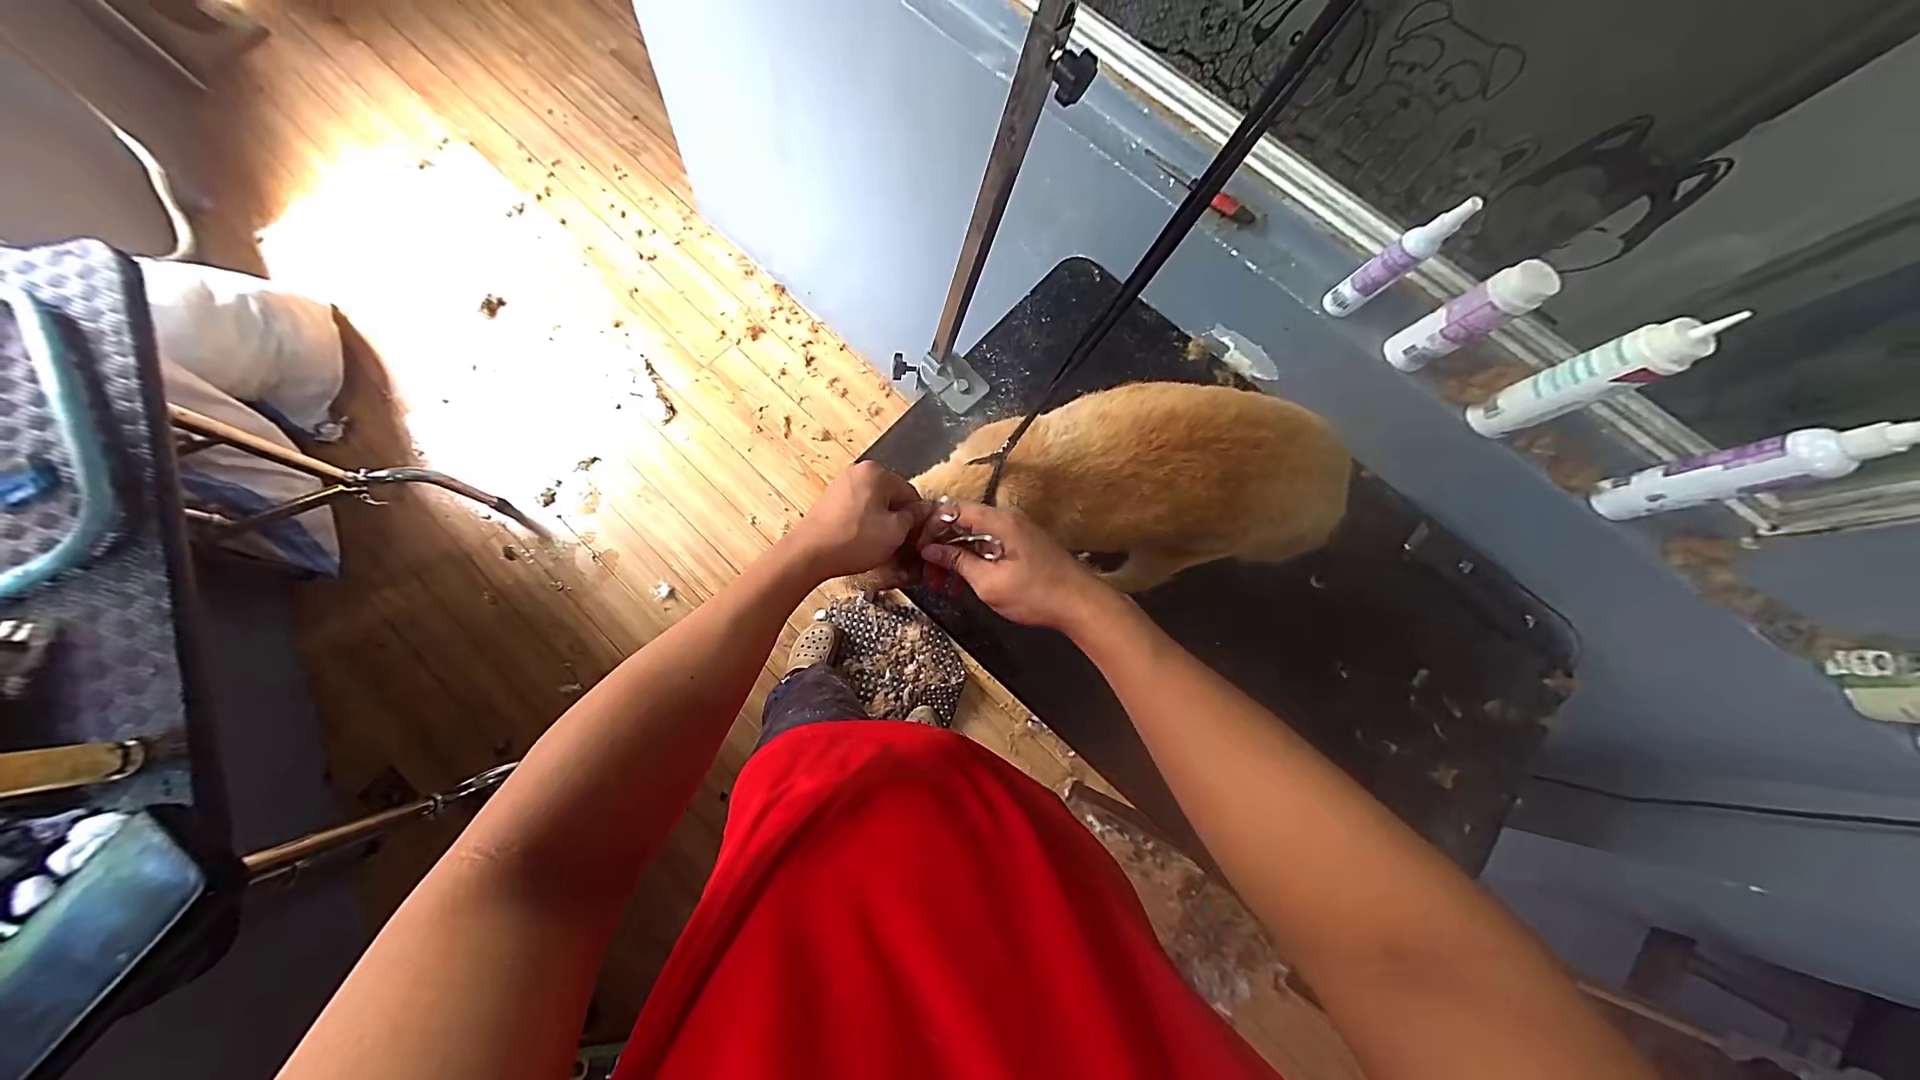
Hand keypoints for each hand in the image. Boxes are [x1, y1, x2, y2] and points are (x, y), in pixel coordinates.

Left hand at [783, 462, 929, 580]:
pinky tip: (860, 541)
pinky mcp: (830, 500)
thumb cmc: (852, 541)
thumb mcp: (895, 531)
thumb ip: (914, 517)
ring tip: (876, 545)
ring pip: (874, 504)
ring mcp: (841, 484)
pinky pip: (857, 509)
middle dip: (896, 519)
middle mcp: (858, 472)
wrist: (809, 554)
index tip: (915, 536)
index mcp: (877, 473)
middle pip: (891, 496)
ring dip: (879, 523)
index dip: (916, 518)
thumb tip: (923, 510)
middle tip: (896, 543)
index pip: (910, 494)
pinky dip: (862, 523)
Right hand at [918, 502, 1115, 630]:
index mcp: (1000, 522)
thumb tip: (932, 550)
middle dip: (941, 538)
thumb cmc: (1039, 594)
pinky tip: (964, 572)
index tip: (918, 543)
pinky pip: (990, 540)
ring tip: (940, 572)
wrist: (1081, 604)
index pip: (954, 508)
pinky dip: (973, 553)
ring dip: (956, 548)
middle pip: (964, 517)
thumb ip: (958, 563)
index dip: (931, 524)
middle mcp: (1009, 519)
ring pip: (976, 531)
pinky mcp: (1023, 544)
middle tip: (925, 561)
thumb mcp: (989, 583)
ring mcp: (1018, 530)